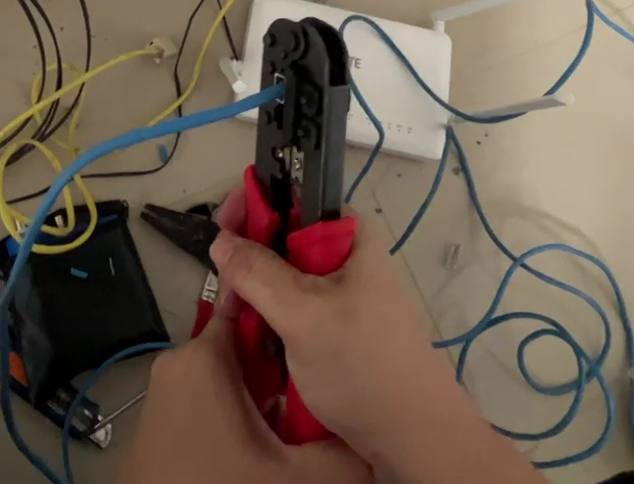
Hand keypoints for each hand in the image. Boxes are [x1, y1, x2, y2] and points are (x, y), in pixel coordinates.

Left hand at [116, 313, 369, 483]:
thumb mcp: (299, 476)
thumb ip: (343, 445)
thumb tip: (373, 428)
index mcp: (203, 356)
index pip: (251, 303)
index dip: (289, 312)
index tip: (319, 325)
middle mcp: (177, 364)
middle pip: (244, 346)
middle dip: (282, 366)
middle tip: (318, 393)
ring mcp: (163, 396)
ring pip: (227, 377)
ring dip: (261, 396)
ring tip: (296, 425)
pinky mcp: (157, 427)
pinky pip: (205, 404)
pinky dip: (235, 417)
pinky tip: (263, 447)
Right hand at [209, 189, 545, 483]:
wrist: (414, 440)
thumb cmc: (364, 368)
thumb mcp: (304, 315)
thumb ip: (258, 273)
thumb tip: (220, 239)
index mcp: (348, 233)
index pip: (292, 193)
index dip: (253, 204)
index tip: (221, 230)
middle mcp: (344, 254)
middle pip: (280, 237)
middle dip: (247, 262)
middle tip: (228, 294)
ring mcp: (339, 291)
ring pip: (280, 276)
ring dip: (255, 297)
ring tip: (242, 326)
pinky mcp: (334, 323)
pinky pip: (289, 307)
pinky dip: (269, 320)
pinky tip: (259, 345)